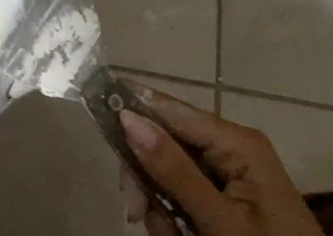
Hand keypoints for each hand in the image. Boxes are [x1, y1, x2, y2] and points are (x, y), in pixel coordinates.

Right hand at [117, 90, 323, 235]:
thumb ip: (174, 170)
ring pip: (169, 171)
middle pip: (166, 141)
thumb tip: (126, 115)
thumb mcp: (220, 222)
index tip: (95, 116)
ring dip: (158, 204)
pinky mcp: (229, 198)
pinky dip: (174, 216)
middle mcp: (233, 147)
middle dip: (146, 177)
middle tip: (134, 214)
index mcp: (237, 142)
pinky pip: (185, 193)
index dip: (131, 109)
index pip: (170, 108)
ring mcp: (231, 173)